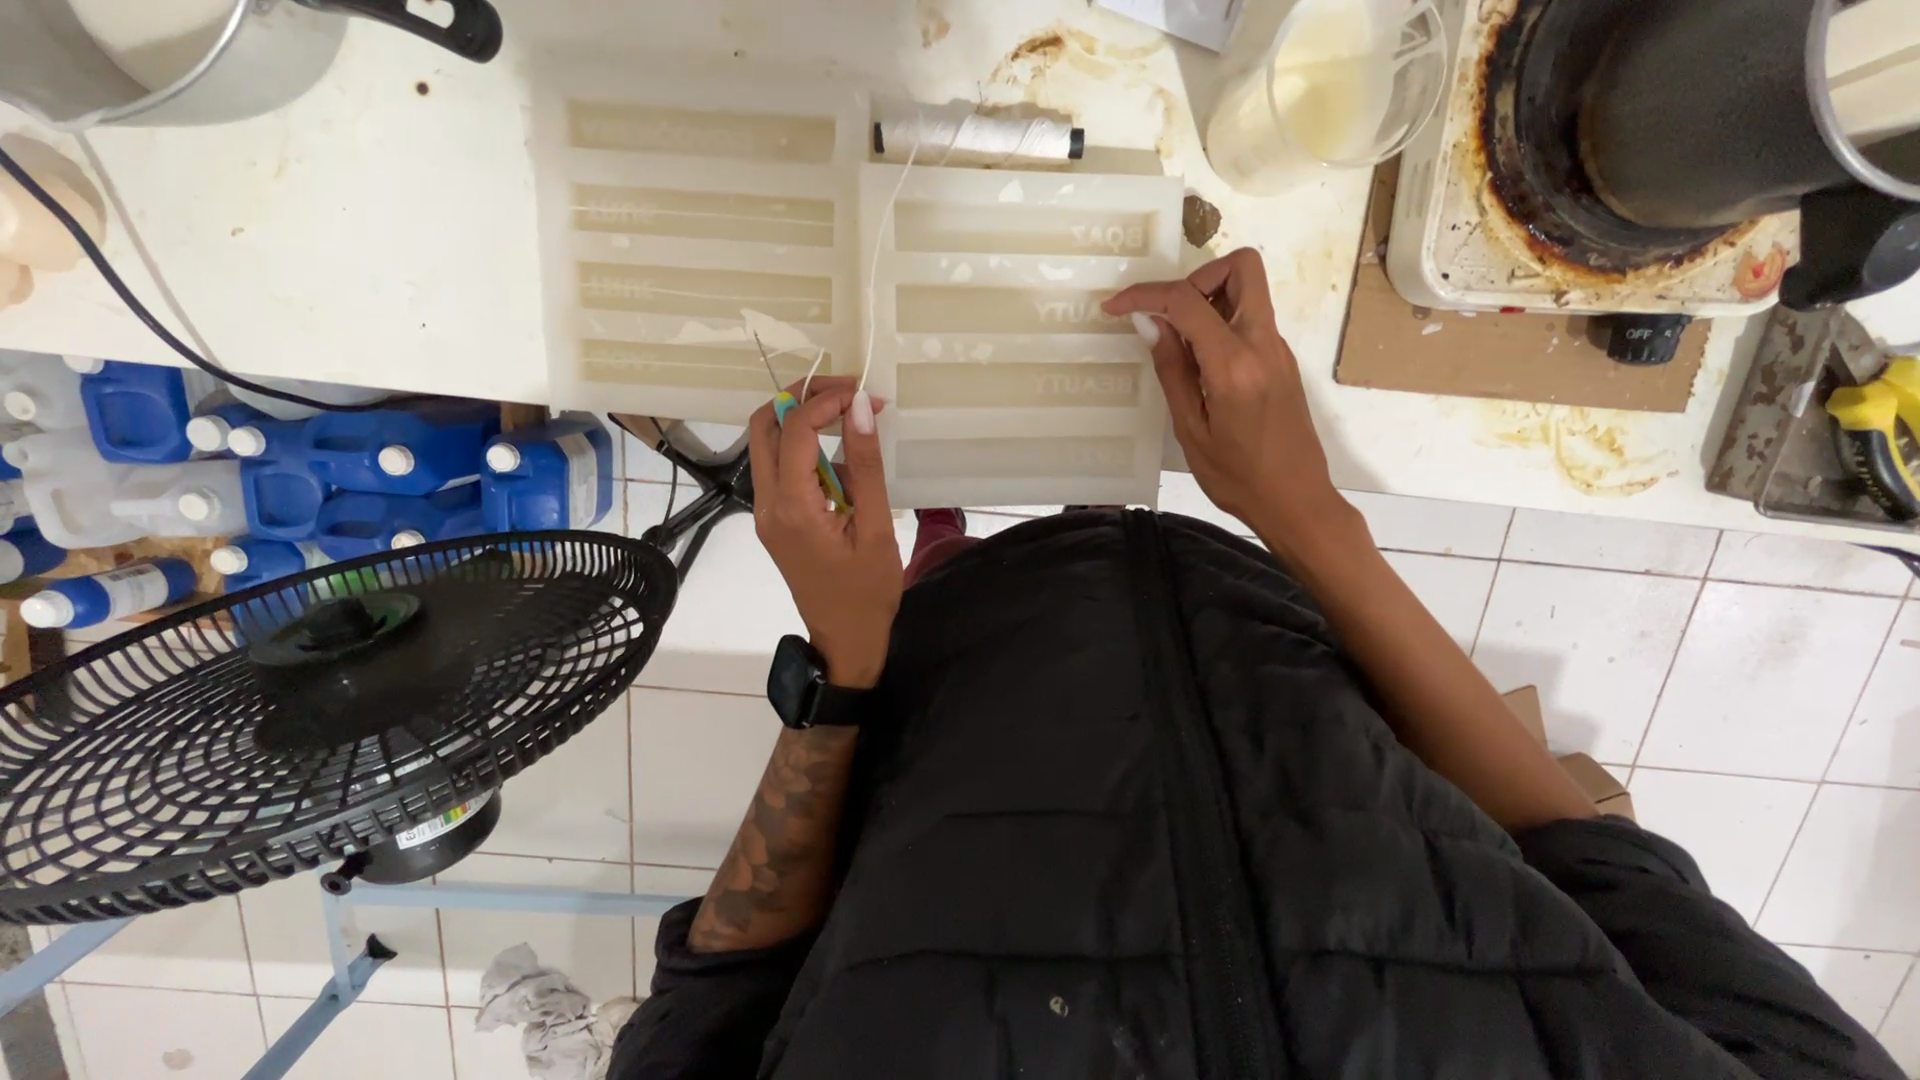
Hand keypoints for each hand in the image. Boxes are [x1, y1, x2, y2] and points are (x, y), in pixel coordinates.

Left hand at [748, 378, 901, 688]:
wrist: (844, 640)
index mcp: (792, 507)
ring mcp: (765, 512)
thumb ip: (866, 465)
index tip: (864, 394)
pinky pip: (778, 468)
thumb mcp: (876, 528)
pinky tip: (839, 451)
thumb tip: (860, 409)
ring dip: (800, 419)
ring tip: (847, 413)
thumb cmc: (867, 593)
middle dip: (801, 396)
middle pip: (765, 426)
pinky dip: (803, 446)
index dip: (827, 400)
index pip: (797, 429)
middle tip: (845, 391)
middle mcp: (767, 504)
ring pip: (766, 444)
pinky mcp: (773, 519)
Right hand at [1104, 248, 1349, 550]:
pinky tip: (1198, 362)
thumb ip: (1172, 370)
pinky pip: (1250, 318)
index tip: (1115, 306)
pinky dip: (1220, 321)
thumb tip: (1151, 323)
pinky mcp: (1281, 361)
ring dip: (1209, 296)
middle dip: (1196, 276)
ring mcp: (1278, 350)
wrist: (1295, 500)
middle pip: (1242, 266)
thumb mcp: (1191, 430)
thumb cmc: (1237, 477)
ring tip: (1178, 340)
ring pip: (1249, 289)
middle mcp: (1263, 344)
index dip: (1145, 295)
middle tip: (1168, 313)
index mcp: (1235, 364)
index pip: (1188, 302)